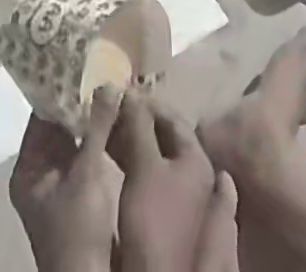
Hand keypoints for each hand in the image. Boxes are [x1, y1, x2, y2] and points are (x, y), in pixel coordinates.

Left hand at [10, 89, 123, 271]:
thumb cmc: (77, 226)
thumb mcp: (87, 174)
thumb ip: (97, 127)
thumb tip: (109, 82)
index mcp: (28, 169)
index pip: (40, 118)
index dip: (59, 90)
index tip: (80, 64)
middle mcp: (39, 174)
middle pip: (57, 128)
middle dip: (79, 102)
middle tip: (102, 71)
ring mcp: (58, 185)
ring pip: (73, 141)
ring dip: (91, 119)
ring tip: (113, 88)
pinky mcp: (78, 193)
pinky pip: (86, 156)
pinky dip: (98, 139)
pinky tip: (117, 120)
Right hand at [109, 89, 237, 271]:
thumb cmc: (154, 215)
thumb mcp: (144, 166)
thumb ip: (138, 126)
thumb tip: (130, 91)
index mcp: (197, 158)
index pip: (174, 118)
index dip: (148, 103)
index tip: (123, 91)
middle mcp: (196, 172)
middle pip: (166, 137)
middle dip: (139, 121)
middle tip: (112, 109)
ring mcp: (182, 193)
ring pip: (157, 156)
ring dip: (134, 140)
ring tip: (108, 127)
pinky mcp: (166, 210)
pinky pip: (151, 173)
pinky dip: (134, 159)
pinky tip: (115, 154)